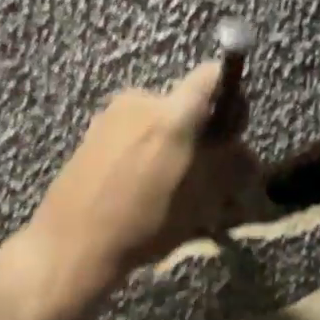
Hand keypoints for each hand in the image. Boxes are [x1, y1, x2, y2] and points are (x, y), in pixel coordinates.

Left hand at [17, 62, 258, 308]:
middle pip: (182, 102)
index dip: (229, 97)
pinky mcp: (91, 130)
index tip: (232, 129)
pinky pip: (131, 130)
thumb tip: (247, 156)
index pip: (211, 76)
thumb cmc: (143, 225)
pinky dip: (143, 148)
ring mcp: (110, 114)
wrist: (72, 243)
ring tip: (167, 183)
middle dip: (198, 130)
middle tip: (203, 168)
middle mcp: (140, 101)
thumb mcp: (198, 203)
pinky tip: (137, 184)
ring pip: (155, 119)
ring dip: (169, 141)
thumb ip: (228, 170)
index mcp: (171, 114)